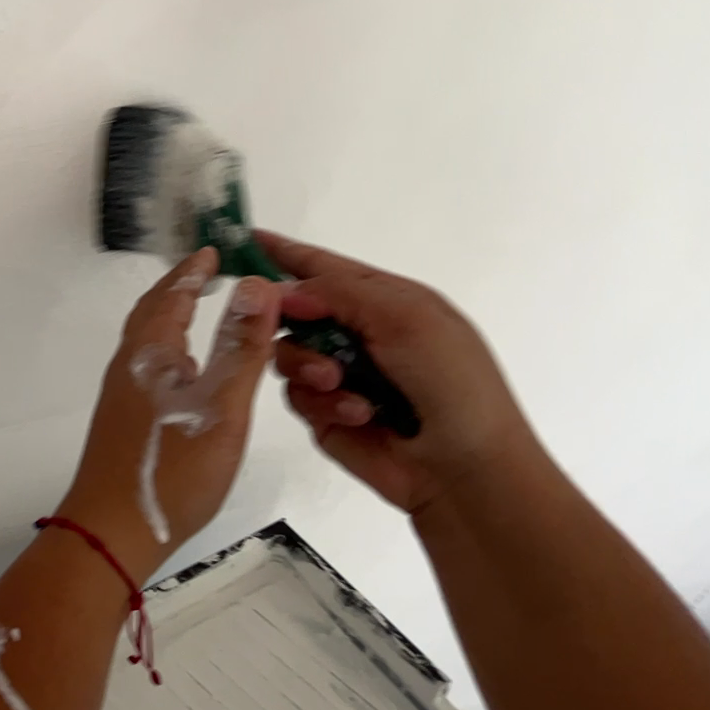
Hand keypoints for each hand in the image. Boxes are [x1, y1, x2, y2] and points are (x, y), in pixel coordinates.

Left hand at [58, 249, 280, 576]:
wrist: (115, 525)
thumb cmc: (174, 466)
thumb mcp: (221, 406)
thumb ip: (241, 347)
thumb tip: (256, 285)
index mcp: (150, 354)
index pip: (170, 297)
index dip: (192, 272)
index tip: (213, 251)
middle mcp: (129, 364)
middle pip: (152, 312)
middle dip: (178, 288)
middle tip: (208, 273)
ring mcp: (122, 392)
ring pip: (149, 339)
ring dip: (172, 315)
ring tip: (203, 311)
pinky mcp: (125, 416)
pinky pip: (149, 363)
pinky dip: (170, 346)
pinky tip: (187, 370)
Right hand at [258, 230, 543, 514]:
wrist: (467, 470)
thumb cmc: (451, 383)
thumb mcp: (406, 319)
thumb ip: (339, 292)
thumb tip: (280, 291)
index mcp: (383, 302)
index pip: (322, 268)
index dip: (283, 252)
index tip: (243, 238)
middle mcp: (355, 333)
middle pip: (289, 310)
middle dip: (288, 320)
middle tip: (285, 325)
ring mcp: (337, 373)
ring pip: (284, 353)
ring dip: (310, 367)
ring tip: (340, 385)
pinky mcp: (323, 412)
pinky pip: (294, 394)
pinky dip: (322, 402)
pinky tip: (356, 414)